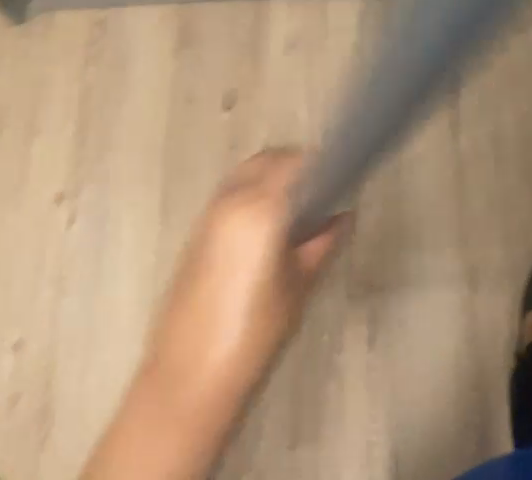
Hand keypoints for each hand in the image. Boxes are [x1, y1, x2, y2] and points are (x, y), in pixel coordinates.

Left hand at [140, 149, 348, 405]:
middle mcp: (230, 200)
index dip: (320, 164)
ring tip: (296, 212)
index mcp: (260, 208)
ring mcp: (208, 214)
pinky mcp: (195, 232)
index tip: (340, 177)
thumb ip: (322, 243)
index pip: (295, 162)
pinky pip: (229, 194)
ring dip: (270, 178)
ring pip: (245, 174)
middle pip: (267, 160)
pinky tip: (267, 230)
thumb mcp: (298, 288)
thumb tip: (342, 216)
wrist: (189, 373)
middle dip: (294, 166)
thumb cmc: (253, 333)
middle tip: (320, 194)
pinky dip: (251, 195)